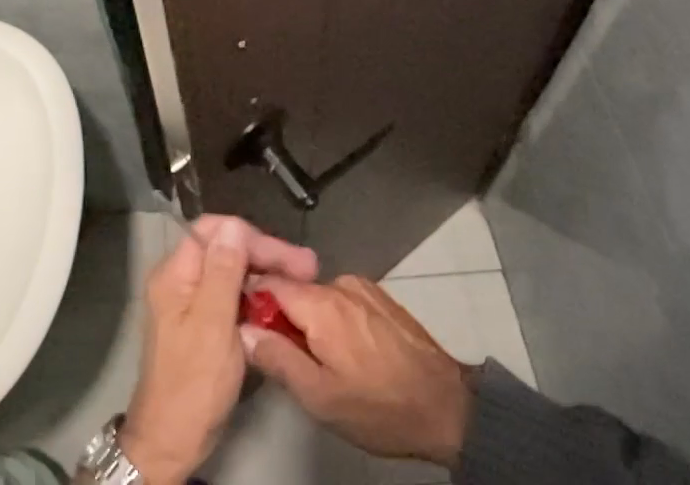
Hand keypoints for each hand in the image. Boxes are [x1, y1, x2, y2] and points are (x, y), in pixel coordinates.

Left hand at [120, 217, 318, 484]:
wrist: (172, 440)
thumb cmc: (194, 383)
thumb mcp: (213, 324)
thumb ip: (223, 272)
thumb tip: (234, 224)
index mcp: (175, 274)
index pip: (214, 231)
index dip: (252, 237)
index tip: (289, 256)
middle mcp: (179, 281)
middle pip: (224, 248)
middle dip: (265, 254)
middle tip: (308, 269)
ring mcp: (190, 303)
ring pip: (230, 271)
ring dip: (264, 273)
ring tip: (302, 283)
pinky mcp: (202, 324)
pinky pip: (231, 295)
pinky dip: (255, 295)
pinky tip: (279, 303)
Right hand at [244, 275, 473, 468]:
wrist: (448, 408)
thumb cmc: (378, 407)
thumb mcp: (318, 396)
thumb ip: (276, 358)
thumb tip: (241, 330)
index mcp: (321, 304)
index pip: (268, 282)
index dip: (250, 301)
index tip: (244, 327)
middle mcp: (341, 285)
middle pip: (294, 291)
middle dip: (282, 318)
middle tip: (283, 358)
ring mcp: (365, 290)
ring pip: (318, 298)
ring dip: (310, 322)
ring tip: (318, 361)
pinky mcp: (382, 300)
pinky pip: (342, 302)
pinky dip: (334, 321)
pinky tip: (346, 354)